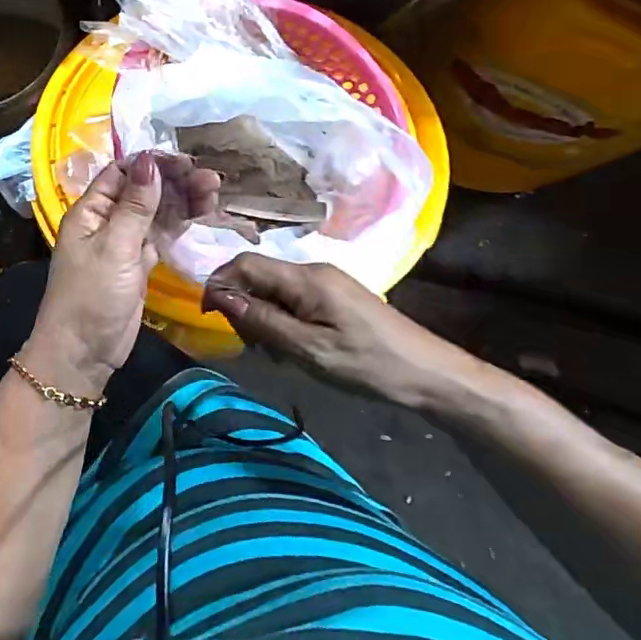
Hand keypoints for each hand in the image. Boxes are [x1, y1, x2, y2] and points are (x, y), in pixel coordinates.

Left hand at [27, 152, 218, 391]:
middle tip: (209, 177)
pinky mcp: (138, 265)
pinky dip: (179, 224)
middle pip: (142, 192)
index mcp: (89, 212)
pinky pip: (160, 236)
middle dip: (173, 182)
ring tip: (214, 189)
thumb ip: (135, 206)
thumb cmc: (92, 295)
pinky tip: (202, 211)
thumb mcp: (114, 247)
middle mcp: (106, 222)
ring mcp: (123, 244)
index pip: (120, 174)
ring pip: (155, 214)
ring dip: (181, 201)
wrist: (84, 352)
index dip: (151, 165)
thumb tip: (149, 161)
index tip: (184, 161)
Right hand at [203, 254, 492, 410]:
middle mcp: (313, 271)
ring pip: (273, 289)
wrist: (432, 375)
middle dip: (242, 306)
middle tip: (253, 346)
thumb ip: (262, 320)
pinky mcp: (336, 297)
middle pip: (257, 275)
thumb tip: (219, 296)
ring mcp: (326, 282)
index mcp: (305, 278)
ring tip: (275, 352)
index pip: (245, 263)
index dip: (219, 283)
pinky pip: (293, 299)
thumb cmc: (368, 365)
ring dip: (262, 317)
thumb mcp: (308, 349)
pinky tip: (293, 347)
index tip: (209, 316)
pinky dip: (281, 320)